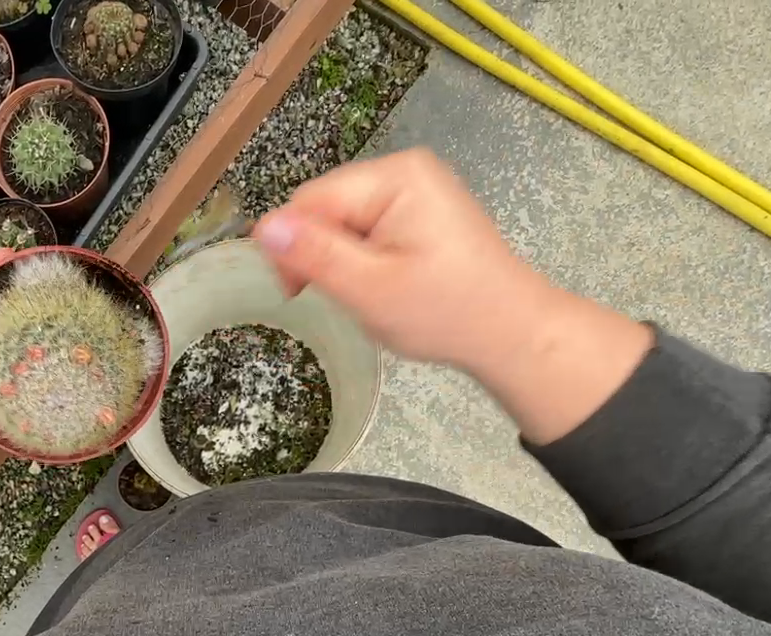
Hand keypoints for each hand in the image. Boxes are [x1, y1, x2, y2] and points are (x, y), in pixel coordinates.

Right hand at [255, 149, 651, 441]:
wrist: (507, 330)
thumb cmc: (442, 313)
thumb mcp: (369, 289)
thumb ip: (315, 255)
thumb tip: (262, 227)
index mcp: (394, 178)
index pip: (310, 200)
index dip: (291, 245)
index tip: (295, 292)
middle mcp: (403, 170)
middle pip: (324, 206)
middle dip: (315, 252)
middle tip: (333, 297)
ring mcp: (413, 189)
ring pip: (340, 220)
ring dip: (336, 259)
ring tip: (360, 293)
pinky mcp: (417, 211)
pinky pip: (363, 228)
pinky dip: (357, 258)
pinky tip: (374, 283)